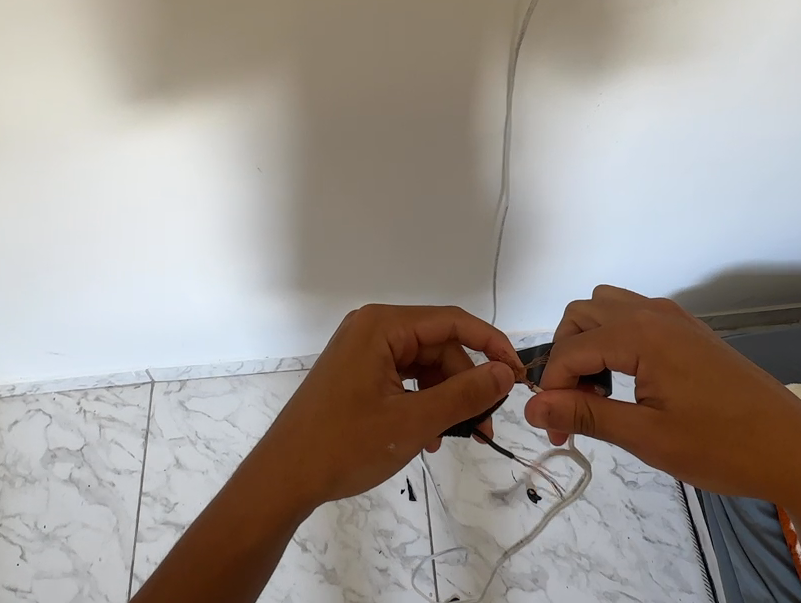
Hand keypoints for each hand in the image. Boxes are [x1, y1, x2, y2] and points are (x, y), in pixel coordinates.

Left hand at [248, 304, 522, 512]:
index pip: (451, 321)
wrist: (282, 478)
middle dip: (466, 383)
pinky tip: (430, 437)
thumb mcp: (412, 423)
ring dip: (446, 398)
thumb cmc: (345, 445)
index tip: (517, 375)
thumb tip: (505, 373)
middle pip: (437, 345)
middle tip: (486, 426)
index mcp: (381, 325)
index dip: (490, 344)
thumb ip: (463, 395)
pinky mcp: (357, 373)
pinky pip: (403, 378)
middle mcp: (372, 327)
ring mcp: (362, 350)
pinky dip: (422, 402)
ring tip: (460, 437)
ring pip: (423, 365)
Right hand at [522, 285, 800, 507]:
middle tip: (575, 407)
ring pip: (605, 307)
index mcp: (640, 334)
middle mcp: (652, 312)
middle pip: (581, 314)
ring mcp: (673, 316)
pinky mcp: (687, 329)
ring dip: (588, 342)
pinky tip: (628, 380)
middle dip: (566, 357)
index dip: (552, 387)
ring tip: (599, 392)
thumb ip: (585, 414)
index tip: (553, 431)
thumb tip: (531, 408)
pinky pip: (632, 315)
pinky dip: (614, 338)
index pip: (571, 348)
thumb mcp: (648, 437)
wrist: (796, 451)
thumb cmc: (722, 448)